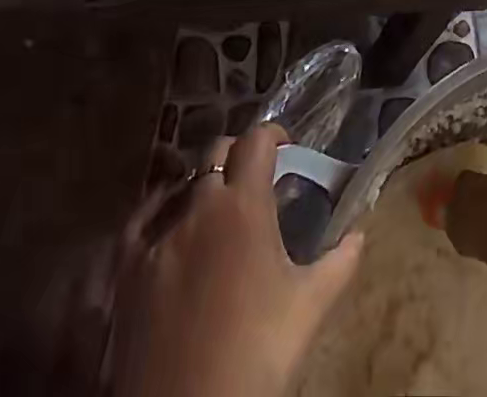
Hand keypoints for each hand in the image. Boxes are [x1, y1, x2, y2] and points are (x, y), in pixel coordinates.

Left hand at [110, 124, 364, 396]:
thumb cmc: (259, 352)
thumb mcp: (311, 306)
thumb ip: (340, 262)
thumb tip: (359, 234)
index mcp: (245, 206)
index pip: (257, 142)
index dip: (273, 134)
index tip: (286, 146)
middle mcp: (199, 208)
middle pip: (216, 153)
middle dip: (239, 153)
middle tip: (258, 176)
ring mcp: (158, 236)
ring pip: (181, 185)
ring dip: (204, 182)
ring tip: (220, 205)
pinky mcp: (127, 268)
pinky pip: (140, 220)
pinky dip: (159, 208)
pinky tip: (168, 219)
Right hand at [442, 170, 486, 275]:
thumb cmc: (477, 234)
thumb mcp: (453, 231)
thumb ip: (452, 219)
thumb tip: (451, 215)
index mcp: (469, 181)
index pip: (461, 180)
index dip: (459, 194)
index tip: (457, 209)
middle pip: (484, 186)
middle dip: (480, 199)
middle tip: (475, 220)